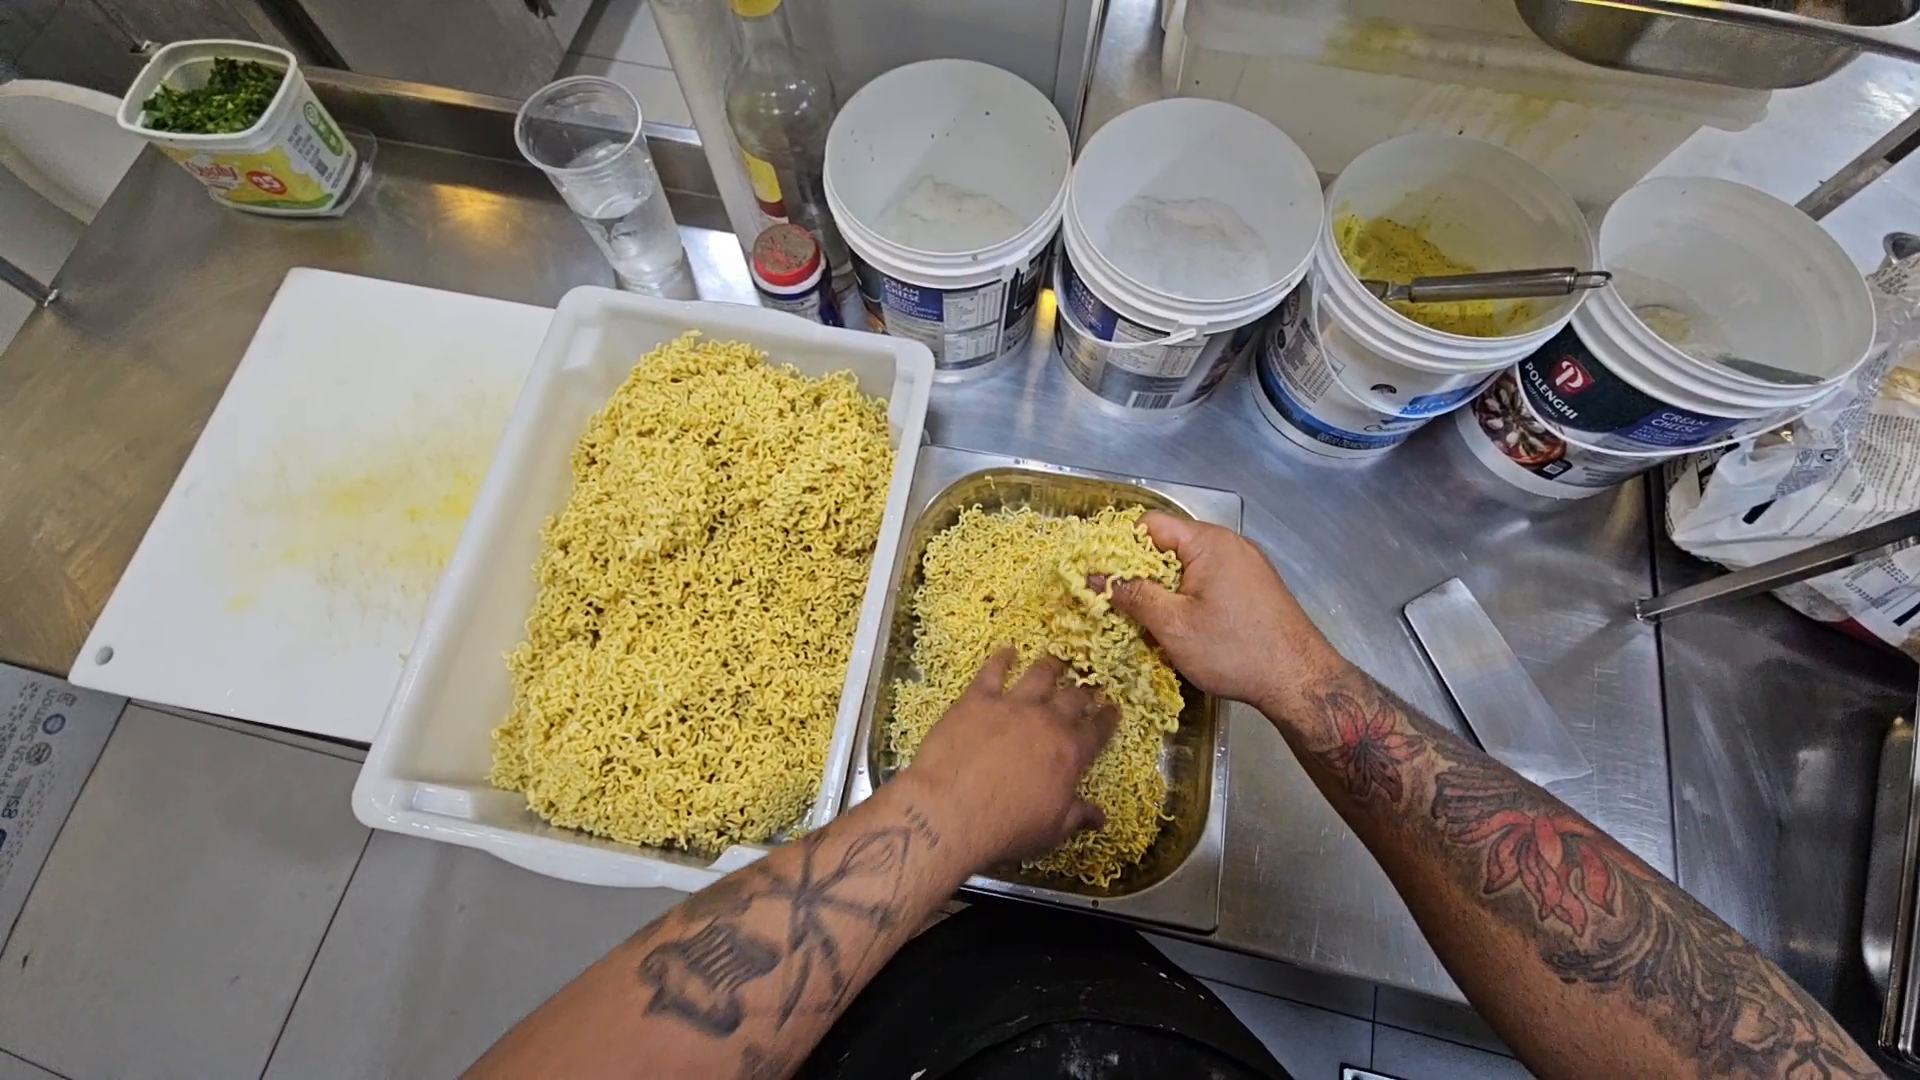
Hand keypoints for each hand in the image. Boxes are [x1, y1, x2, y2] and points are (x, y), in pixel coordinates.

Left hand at [896, 649, 1118, 872]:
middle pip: (1072, 698)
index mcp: (1069, 752)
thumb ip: (1077, 816)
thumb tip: (1101, 816)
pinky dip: (1002, 658)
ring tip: (1057, 661)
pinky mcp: (976, 698)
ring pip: (1038, 676)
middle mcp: (1046, 721)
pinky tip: (1007, 651)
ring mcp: (1011, 705)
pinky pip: (993, 671)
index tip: (1113, 709)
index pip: (1097, 731)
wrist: (951, 810)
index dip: (1107, 719)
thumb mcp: (1051, 830)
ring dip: (1051, 666)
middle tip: (1089, 685)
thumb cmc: (1006, 826)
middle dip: (1084, 691)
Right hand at [1099, 512, 1346, 716]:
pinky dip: (1188, 597)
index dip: (1119, 547)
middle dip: (1141, 572)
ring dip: (1164, 589)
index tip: (1102, 575)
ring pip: (1187, 566)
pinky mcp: (1253, 587)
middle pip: (1168, 545)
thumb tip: (1097, 578)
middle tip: (1120, 603)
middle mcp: (1229, 544)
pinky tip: (1182, 626)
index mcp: (1208, 542)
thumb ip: (1132, 595)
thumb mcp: (1173, 625)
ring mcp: (1245, 565)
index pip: (1149, 525)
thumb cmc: (1234, 650)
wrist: (1301, 682)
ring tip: (1150, 620)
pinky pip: (1208, 580)